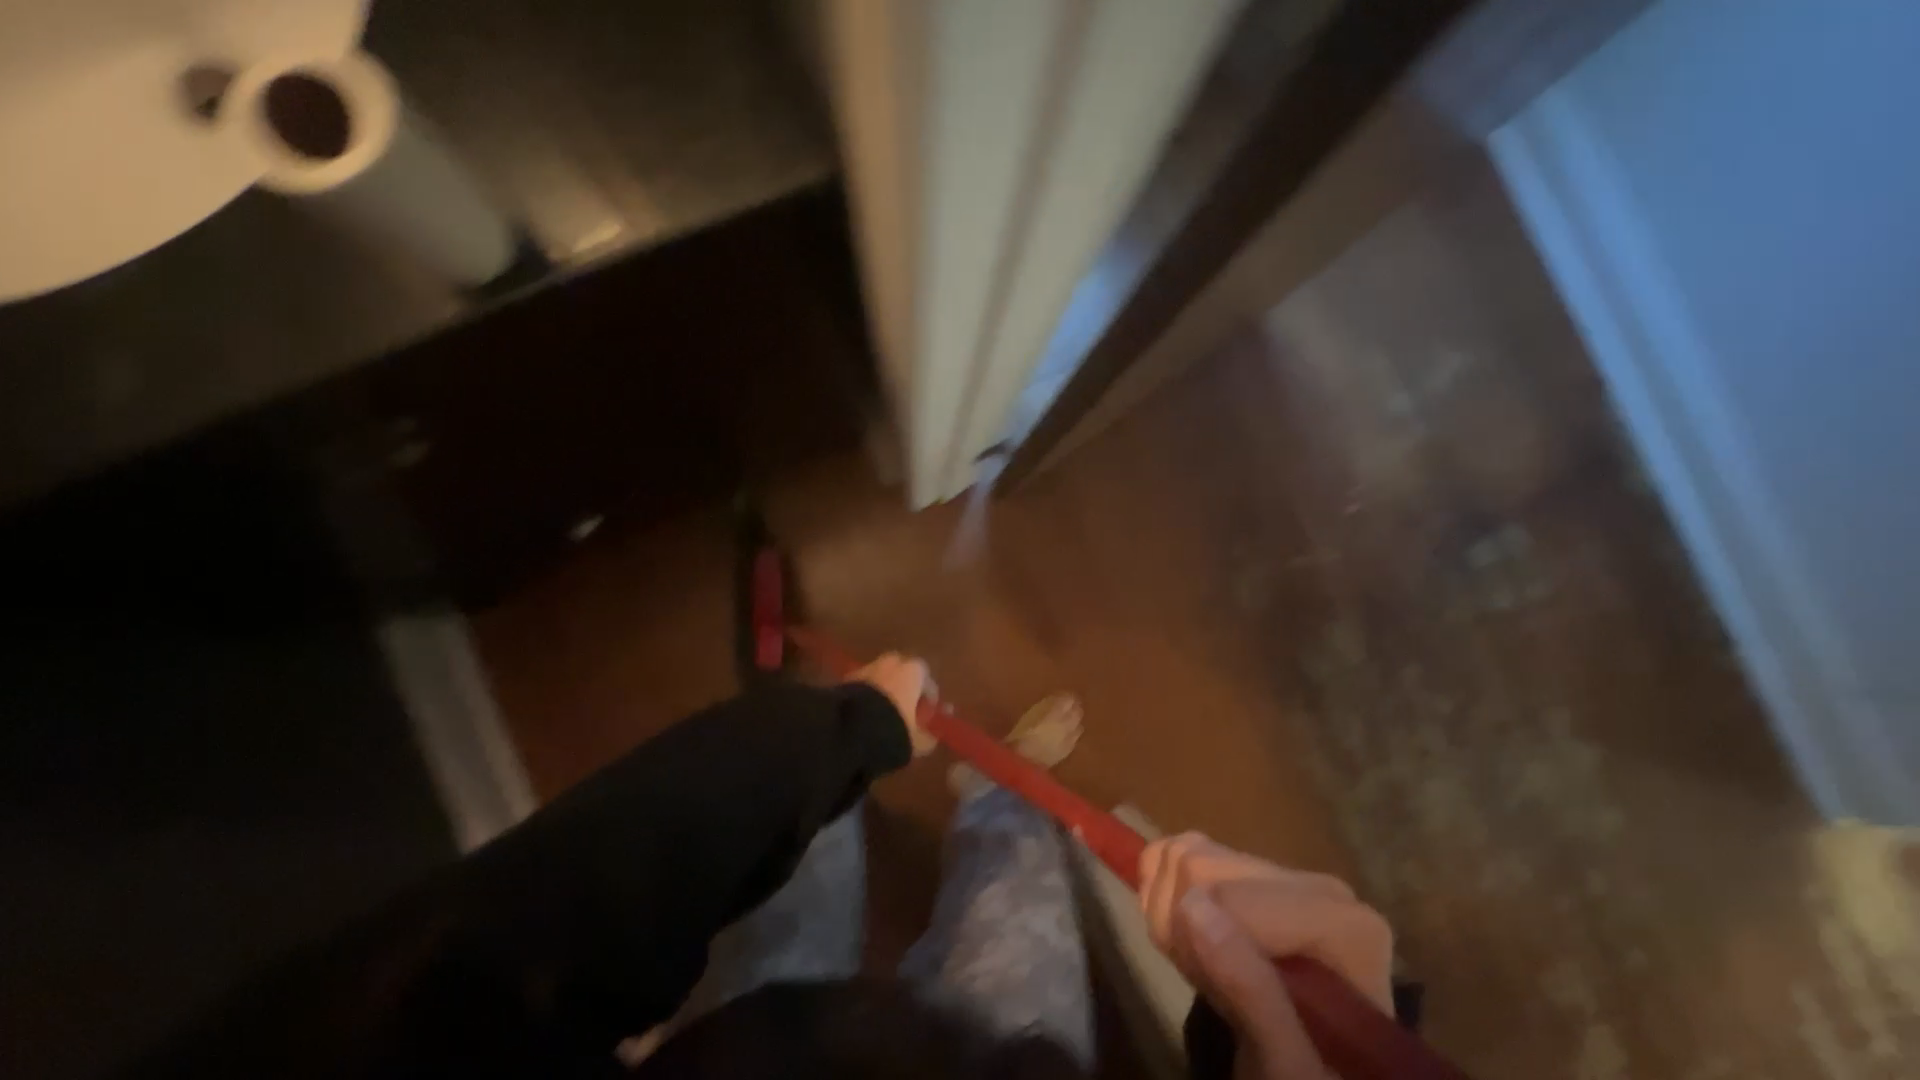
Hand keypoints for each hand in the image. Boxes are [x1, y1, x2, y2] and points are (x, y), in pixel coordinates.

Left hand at [847, 652, 936, 756]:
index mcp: (913, 671)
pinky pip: (863, 685)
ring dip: (884, 690)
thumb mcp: (917, 740)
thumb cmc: (893, 728)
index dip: (928, 696)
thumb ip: (929, 735)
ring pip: (880, 676)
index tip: (926, 712)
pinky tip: (865, 715)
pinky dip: (867, 695)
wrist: (850, 729)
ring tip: (883, 713)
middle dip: (904, 686)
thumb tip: (933, 735)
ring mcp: (866, 668)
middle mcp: (890, 663)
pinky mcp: (846, 679)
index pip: (926, 677)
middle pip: (902, 671)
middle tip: (905, 708)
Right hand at [1140, 833, 1392, 1079]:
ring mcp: (1289, 879)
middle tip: (1204, 981)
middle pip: (1206, 863)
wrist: (1317, 1074)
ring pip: (1190, 853)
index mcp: (1343, 923)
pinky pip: (1188, 851)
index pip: (1228, 896)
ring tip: (1203, 964)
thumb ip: (1251, 990)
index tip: (1210, 997)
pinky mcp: (1261, 878)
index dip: (1196, 944)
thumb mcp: (1289, 1065)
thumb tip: (1193, 904)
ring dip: (1171, 910)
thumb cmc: (1312, 1076)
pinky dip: (1169, 892)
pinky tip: (1195, 936)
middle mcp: (1320, 886)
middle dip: (1180, 921)